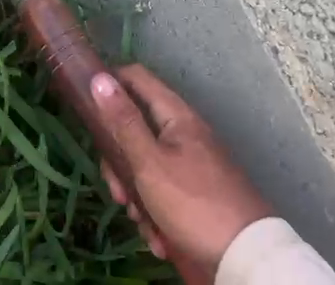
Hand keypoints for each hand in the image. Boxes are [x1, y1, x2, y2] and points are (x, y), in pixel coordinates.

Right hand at [89, 64, 273, 270]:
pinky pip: (165, 190)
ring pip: (147, 165)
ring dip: (137, 195)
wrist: (246, 256)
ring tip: (141, 223)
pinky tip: (158, 238)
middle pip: (136, 128)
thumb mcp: (149, 163)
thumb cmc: (193, 203)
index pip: (136, 77)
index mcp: (176, 115)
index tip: (87, 111)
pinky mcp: (198, 191)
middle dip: (119, 162)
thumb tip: (99, 78)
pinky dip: (156, 212)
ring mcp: (193, 162)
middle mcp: (184, 132)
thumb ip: (123, 121)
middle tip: (117, 192)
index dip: (109, 85)